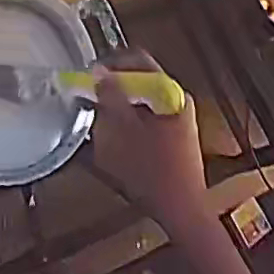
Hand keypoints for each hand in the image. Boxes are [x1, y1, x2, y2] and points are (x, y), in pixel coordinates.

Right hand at [91, 50, 206, 230]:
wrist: (183, 213)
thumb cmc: (154, 171)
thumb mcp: (124, 131)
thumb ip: (110, 97)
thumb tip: (98, 72)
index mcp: (170, 92)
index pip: (139, 60)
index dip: (111, 63)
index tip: (90, 74)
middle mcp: (177, 99)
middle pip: (140, 79)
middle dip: (114, 87)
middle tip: (91, 97)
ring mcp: (179, 117)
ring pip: (142, 99)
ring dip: (120, 105)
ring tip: (101, 119)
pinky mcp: (175, 136)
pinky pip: (147, 116)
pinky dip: (130, 120)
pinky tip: (117, 138)